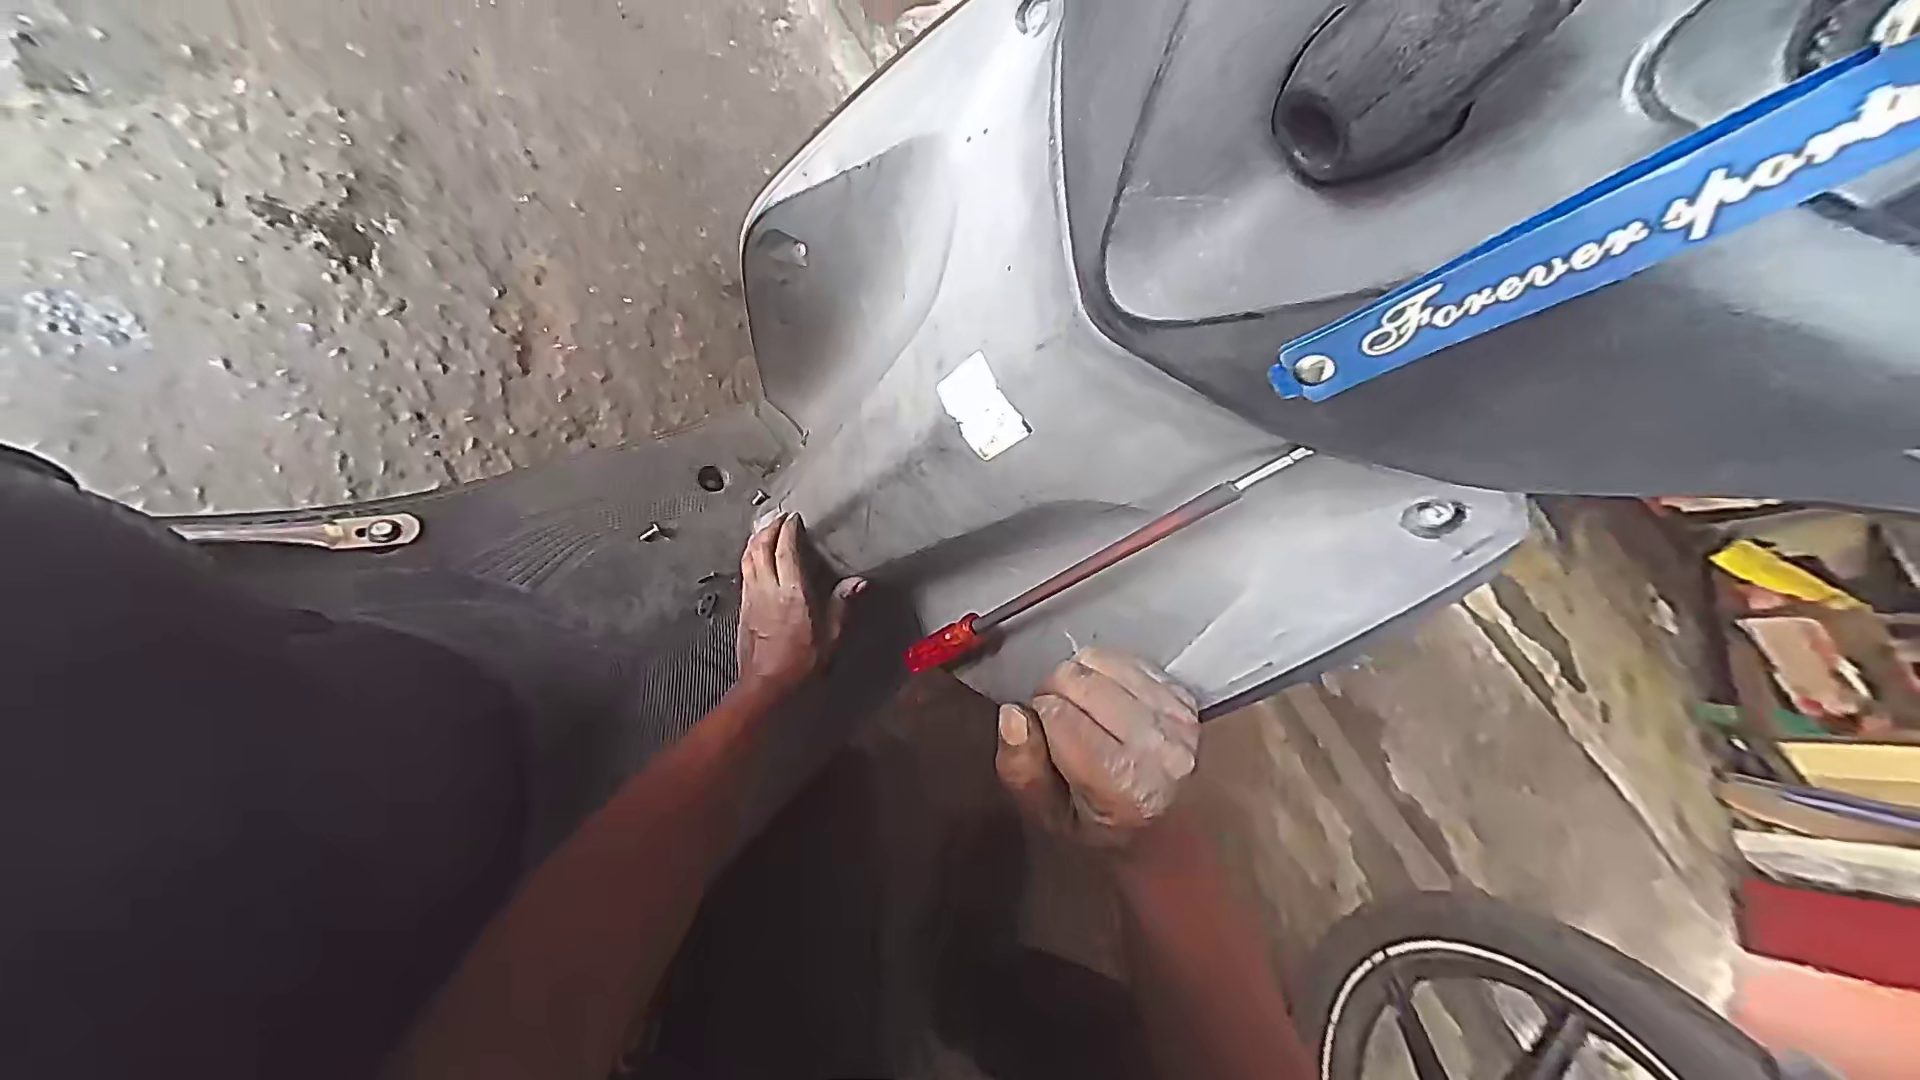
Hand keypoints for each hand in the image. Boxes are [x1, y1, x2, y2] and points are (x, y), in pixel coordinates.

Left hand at [736, 513, 864, 695]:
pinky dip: (750, 558)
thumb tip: (857, 583)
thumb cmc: (800, 663)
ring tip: (763, 531)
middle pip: (760, 547)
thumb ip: (842, 605)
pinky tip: (755, 560)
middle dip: (768, 528)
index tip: (795, 518)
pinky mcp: (743, 609)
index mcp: (792, 592)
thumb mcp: (832, 635)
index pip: (785, 549)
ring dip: (755, 541)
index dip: (789, 529)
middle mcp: (767, 589)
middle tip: (778, 518)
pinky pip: (744, 573)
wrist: (767, 685)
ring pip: (748, 558)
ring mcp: (751, 598)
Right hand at [994, 648, 1199, 849]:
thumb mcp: (1050, 816)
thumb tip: (1013, 714)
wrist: (1171, 826)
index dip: (1039, 719)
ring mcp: (1176, 716)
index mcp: (1125, 784)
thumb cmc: (1103, 823)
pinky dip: (1105, 672)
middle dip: (1055, 693)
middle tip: (1062, 724)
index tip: (1047, 740)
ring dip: (1080, 679)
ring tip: (1085, 712)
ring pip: (1096, 661)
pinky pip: (1122, 657)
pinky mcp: (1183, 694)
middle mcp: (1159, 746)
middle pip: (1074, 678)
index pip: (1055, 713)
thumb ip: (1022, 770)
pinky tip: (1109, 703)